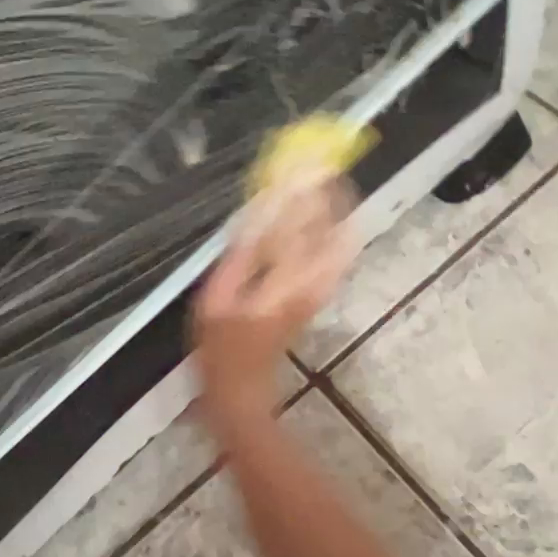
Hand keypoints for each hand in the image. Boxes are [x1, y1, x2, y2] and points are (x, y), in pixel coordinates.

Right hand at [192, 179, 354, 432]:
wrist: (242, 391)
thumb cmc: (219, 349)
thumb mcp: (215, 302)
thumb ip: (238, 257)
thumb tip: (254, 216)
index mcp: (277, 279)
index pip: (295, 226)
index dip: (301, 194)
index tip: (306, 165)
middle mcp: (305, 282)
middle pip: (324, 231)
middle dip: (329, 198)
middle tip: (329, 167)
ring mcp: (315, 292)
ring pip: (338, 245)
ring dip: (338, 215)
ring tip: (337, 185)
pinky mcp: (316, 299)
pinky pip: (336, 261)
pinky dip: (341, 238)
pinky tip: (342, 224)